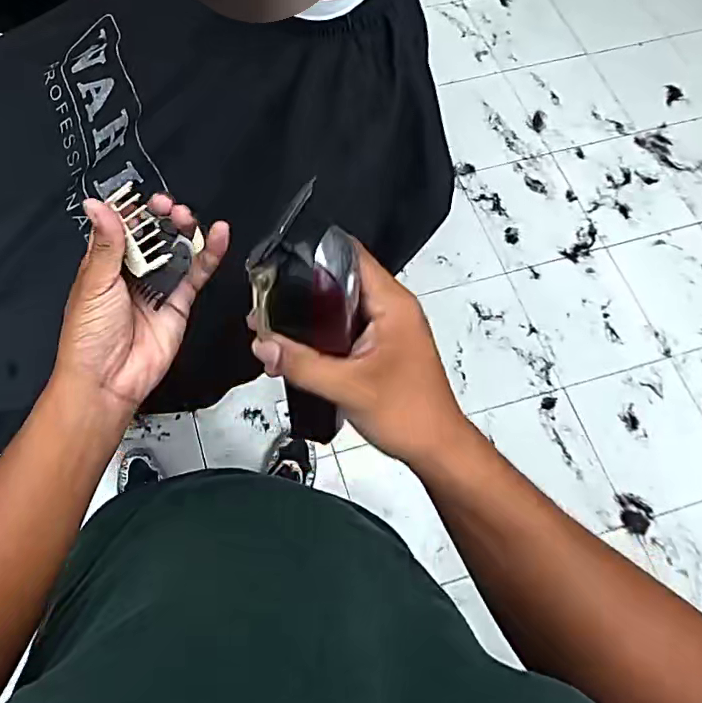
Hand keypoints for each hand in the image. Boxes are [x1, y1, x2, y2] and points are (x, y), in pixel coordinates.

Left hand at [54, 194, 229, 412]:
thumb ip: (106, 242)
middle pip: (154, 234)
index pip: (123, 227)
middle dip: (163, 217)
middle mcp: (132, 272)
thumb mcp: (94, 282)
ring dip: (185, 230)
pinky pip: (197, 272)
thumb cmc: (88, 339)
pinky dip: (210, 253)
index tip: (144, 198)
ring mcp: (157, 286)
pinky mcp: (179, 302)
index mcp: (105, 263)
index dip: (135, 210)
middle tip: (168, 207)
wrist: (108, 381)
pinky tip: (217, 236)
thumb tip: (97, 205)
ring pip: (177, 249)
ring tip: (187, 217)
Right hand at [249, 241, 475, 466]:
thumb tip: (265, 343)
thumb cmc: (412, 415)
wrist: (436, 449)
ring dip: (312, 318)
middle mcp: (393, 308)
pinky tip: (301, 353)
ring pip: (341, 307)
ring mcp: (389, 327)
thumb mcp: (346, 387)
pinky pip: (347, 329)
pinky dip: (324, 337)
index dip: (317, 253)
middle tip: (270, 303)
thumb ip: (300, 363)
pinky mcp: (383, 346)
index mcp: (393, 304)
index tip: (283, 260)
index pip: (352, 255)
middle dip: (304, 290)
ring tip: (279, 329)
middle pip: (341, 280)